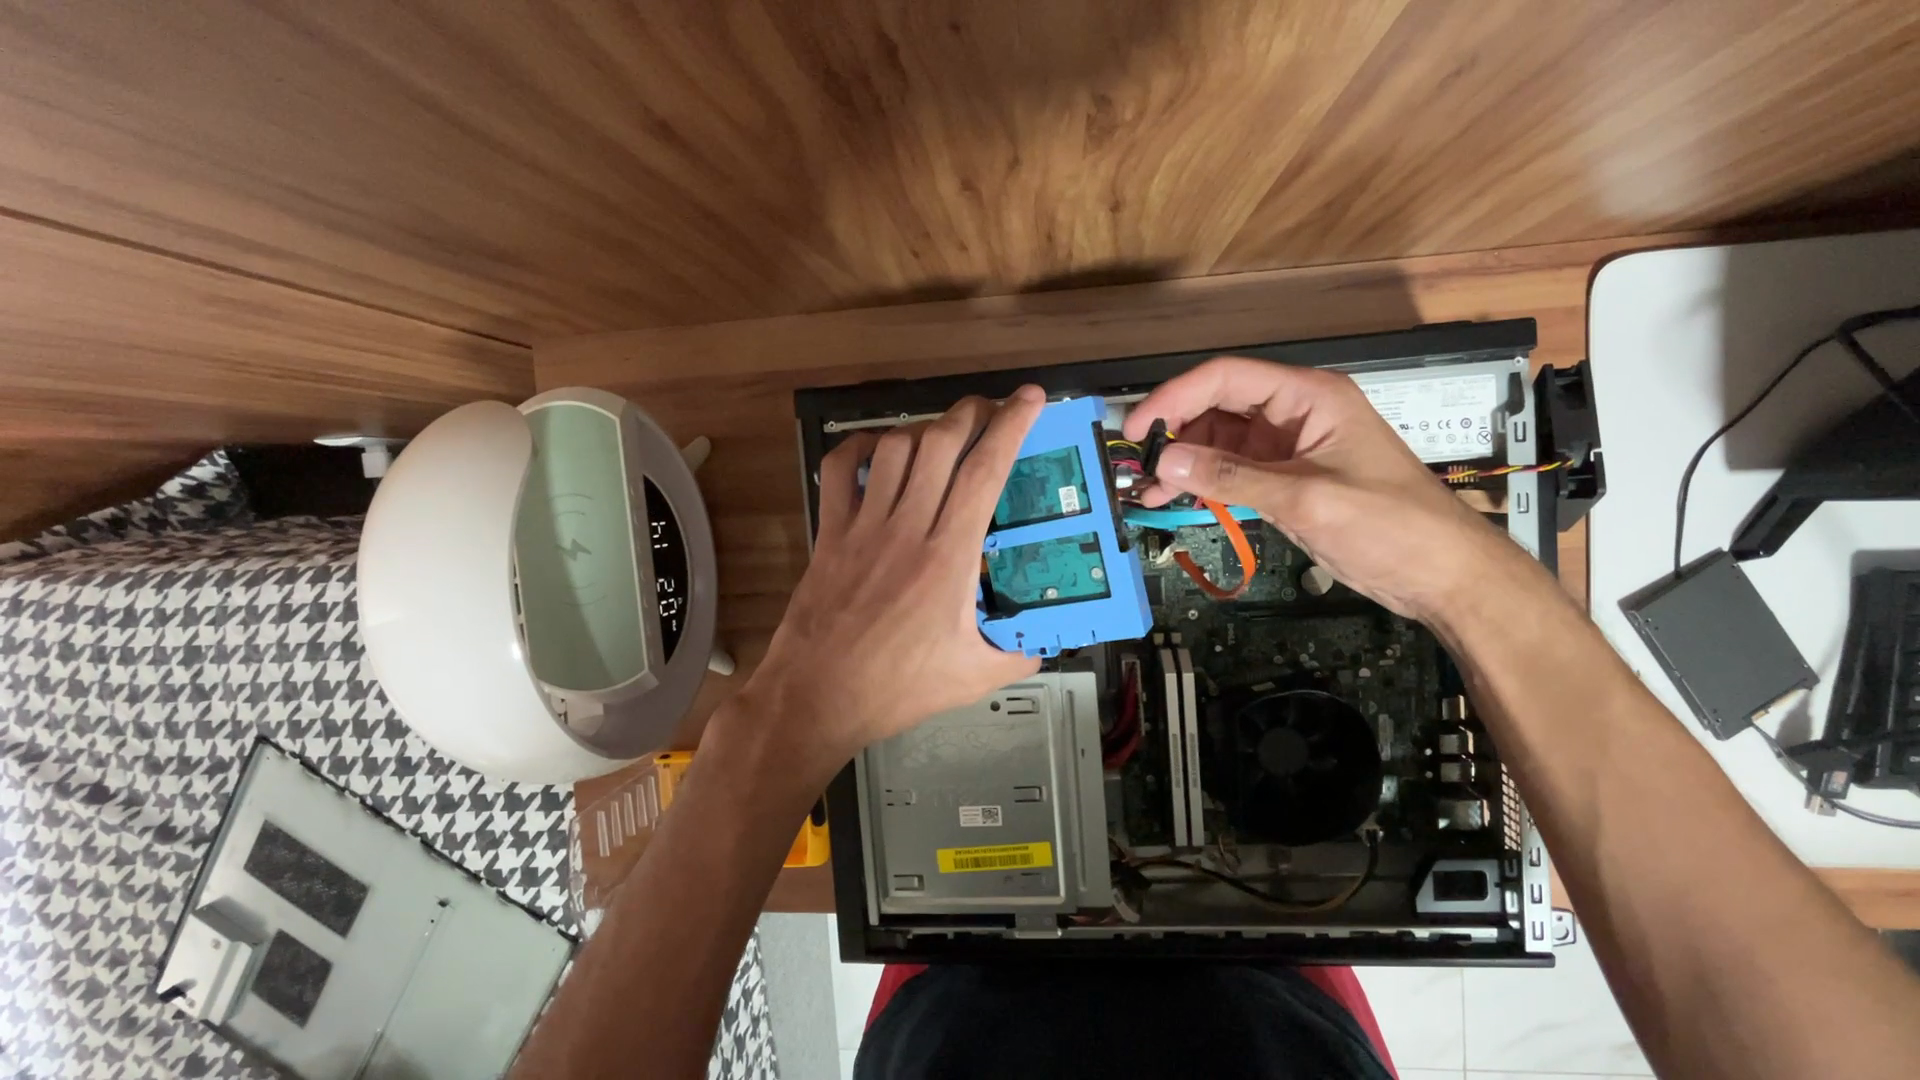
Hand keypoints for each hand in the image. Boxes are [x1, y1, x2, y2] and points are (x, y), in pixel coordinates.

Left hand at [745, 386, 1047, 757]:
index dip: (1011, 425)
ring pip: (894, 448)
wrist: (818, 696)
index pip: (985, 470)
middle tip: (992, 410)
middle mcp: (907, 528)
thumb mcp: (974, 677)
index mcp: (949, 556)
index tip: (1029, 398)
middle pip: (941, 443)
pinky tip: (878, 450)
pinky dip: (858, 447)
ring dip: (924, 428)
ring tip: (945, 433)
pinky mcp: (830, 534)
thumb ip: (1019, 654)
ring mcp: (863, 526)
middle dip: (972, 412)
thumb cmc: (898, 688)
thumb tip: (1047, 642)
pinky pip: (838, 471)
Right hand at [1123, 357, 1525, 622]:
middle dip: (1174, 434)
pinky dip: (1203, 486)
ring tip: (1149, 494)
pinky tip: (1177, 502)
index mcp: (1307, 397)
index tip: (1137, 431)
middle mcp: (1294, 414)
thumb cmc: (1389, 525)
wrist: (1442, 574)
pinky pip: (1232, 473)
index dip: (1174, 398)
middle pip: (1216, 407)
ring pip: (1219, 442)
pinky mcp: (1286, 481)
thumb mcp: (1305, 498)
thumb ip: (1231, 477)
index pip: (1225, 378)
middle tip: (1137, 469)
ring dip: (1184, 465)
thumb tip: (1167, 461)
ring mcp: (1288, 449)